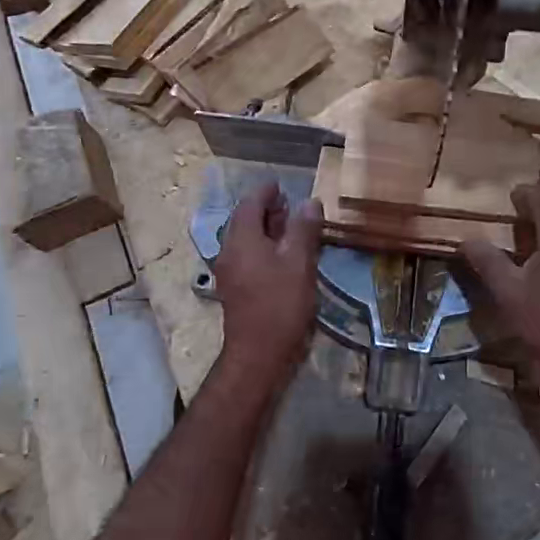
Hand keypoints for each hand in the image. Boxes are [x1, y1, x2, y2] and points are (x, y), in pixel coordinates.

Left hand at [214, 182, 322, 382]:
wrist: (259, 354)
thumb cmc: (280, 304)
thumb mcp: (299, 262)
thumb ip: (303, 229)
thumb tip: (309, 202)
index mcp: (241, 240)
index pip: (249, 204)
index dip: (265, 192)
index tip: (280, 185)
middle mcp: (229, 251)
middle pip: (244, 220)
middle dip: (265, 209)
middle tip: (289, 205)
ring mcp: (230, 272)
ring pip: (245, 239)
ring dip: (265, 229)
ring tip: (290, 227)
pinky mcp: (236, 289)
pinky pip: (247, 256)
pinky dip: (263, 247)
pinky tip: (283, 256)